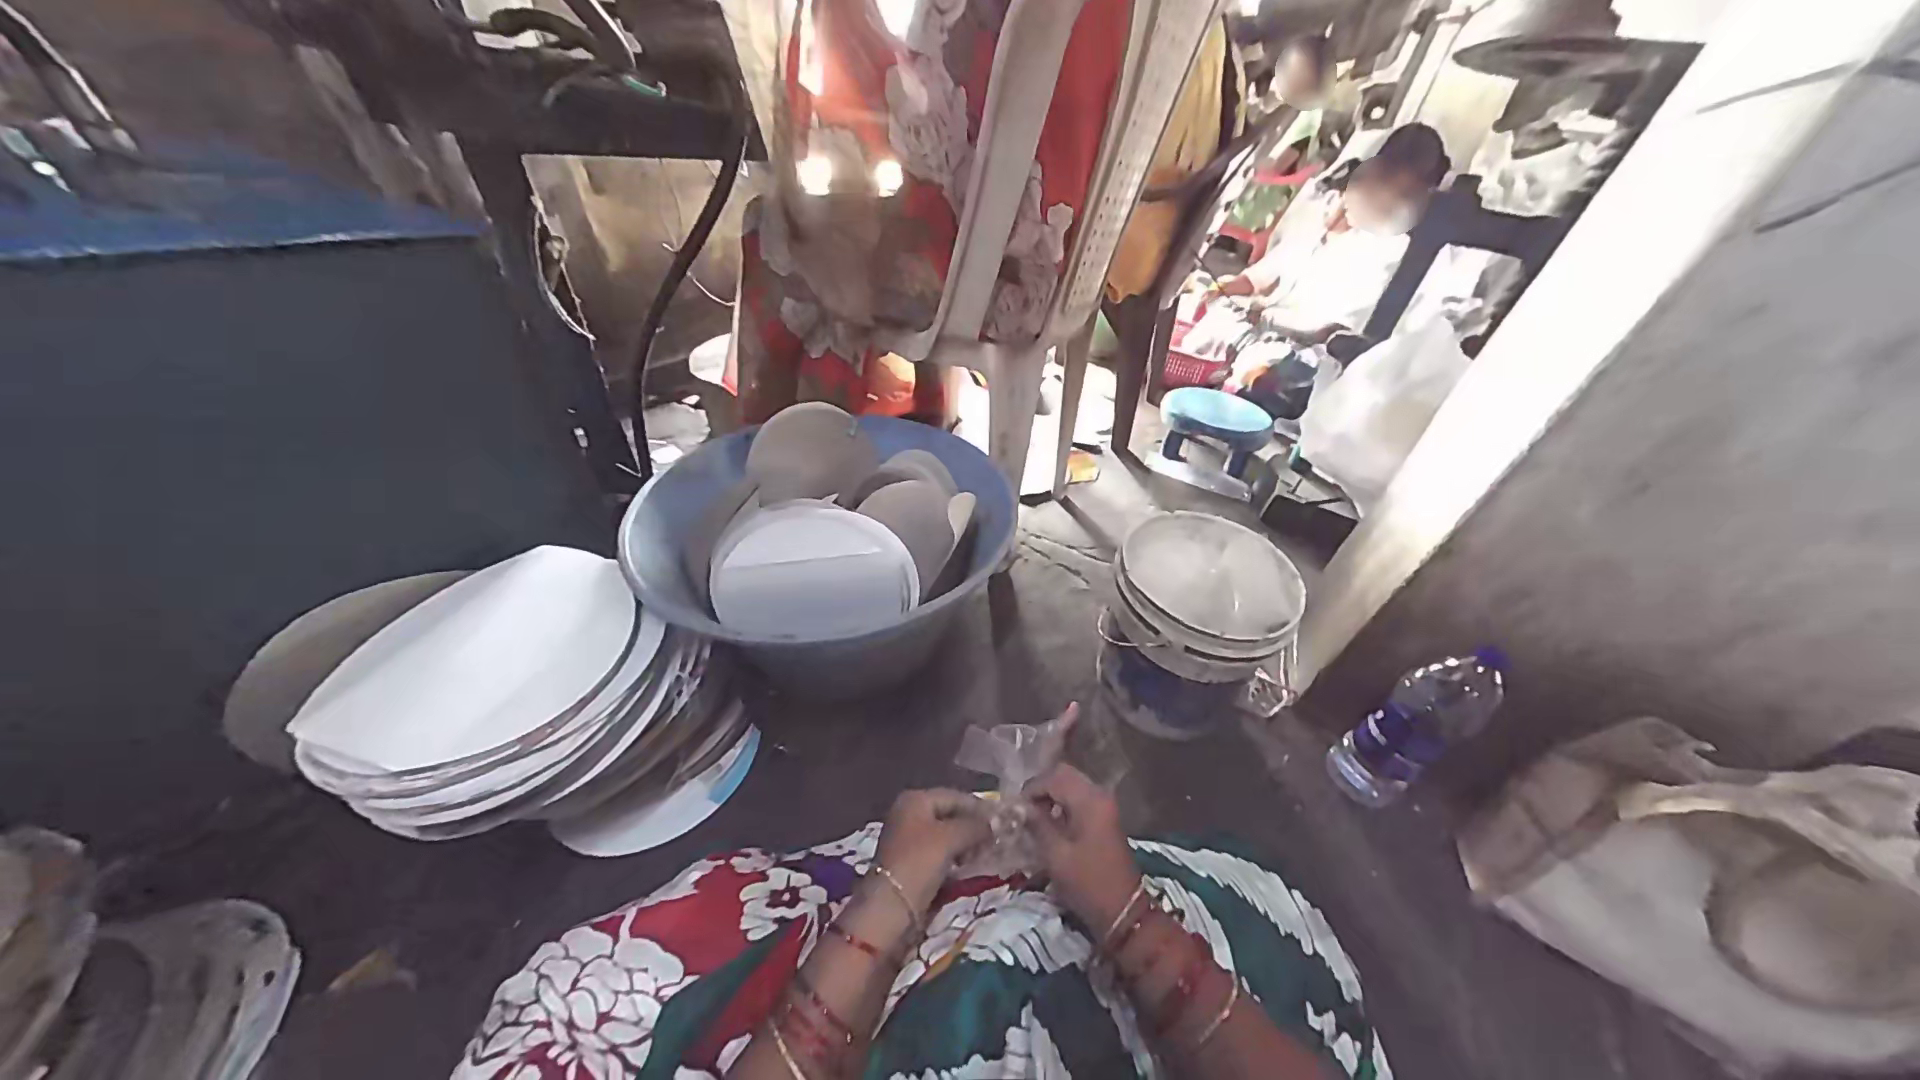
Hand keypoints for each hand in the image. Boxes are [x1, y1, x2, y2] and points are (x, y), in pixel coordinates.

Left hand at [872, 789, 991, 910]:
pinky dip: (955, 855)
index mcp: (915, 800)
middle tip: (996, 838)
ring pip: (946, 834)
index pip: (955, 796)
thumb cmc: (919, 862)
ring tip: (984, 853)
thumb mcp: (950, 838)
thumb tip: (996, 822)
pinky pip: (940, 851)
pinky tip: (968, 865)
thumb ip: (975, 826)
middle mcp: (910, 813)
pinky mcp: (911, 860)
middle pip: (950, 814)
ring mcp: (909, 837)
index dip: (978, 807)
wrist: (890, 907)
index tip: (1001, 820)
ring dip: (966, 843)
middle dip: (973, 826)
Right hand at [1025, 764, 1141, 932]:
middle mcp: (1099, 794)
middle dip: (1041, 788)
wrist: (1124, 911)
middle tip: (1025, 810)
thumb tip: (1020, 807)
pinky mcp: (1105, 816)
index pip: (1053, 778)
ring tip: (1035, 818)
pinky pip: (1079, 797)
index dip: (1031, 789)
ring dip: (1052, 795)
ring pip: (1071, 784)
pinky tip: (1052, 824)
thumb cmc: (1088, 883)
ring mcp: (1105, 804)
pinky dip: (1063, 803)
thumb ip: (1037, 824)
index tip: (1016, 809)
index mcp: (1089, 800)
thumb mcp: (1056, 855)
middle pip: (1064, 774)